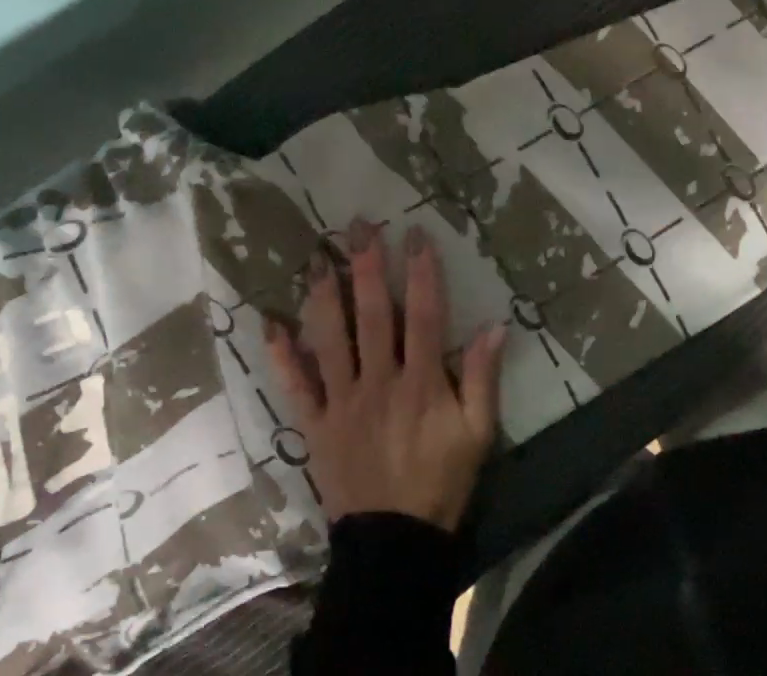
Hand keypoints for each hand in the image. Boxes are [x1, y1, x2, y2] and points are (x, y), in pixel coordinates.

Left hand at [265, 220, 507, 528]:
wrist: (394, 538)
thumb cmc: (442, 480)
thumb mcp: (479, 432)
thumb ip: (484, 379)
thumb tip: (496, 326)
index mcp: (422, 382)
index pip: (424, 315)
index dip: (422, 273)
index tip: (416, 235)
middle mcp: (379, 381)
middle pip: (372, 315)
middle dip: (367, 268)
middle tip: (359, 227)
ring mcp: (342, 401)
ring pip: (329, 339)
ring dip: (324, 296)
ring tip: (318, 259)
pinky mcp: (315, 424)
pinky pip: (296, 386)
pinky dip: (282, 355)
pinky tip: (271, 324)